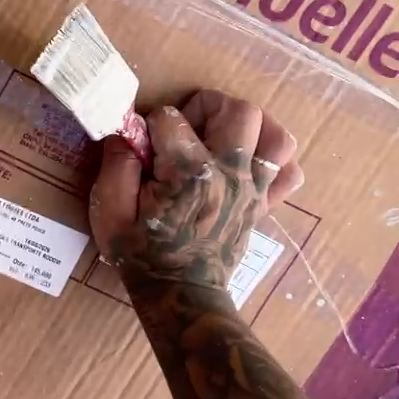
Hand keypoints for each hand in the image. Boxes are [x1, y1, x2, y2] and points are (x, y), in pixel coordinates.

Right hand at [89, 90, 303, 295]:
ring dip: (247, 126)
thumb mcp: (109, 206)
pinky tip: (244, 160)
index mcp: (189, 173)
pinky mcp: (263, 203)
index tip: (138, 146)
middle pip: (240, 111)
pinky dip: (272, 158)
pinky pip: (289, 170)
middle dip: (206, 107)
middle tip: (183, 128)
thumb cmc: (139, 249)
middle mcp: (230, 174)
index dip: (148, 123)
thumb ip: (116, 163)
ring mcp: (253, 189)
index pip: (171, 118)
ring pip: (276, 136)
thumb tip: (123, 131)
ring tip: (217, 135)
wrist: (179, 292)